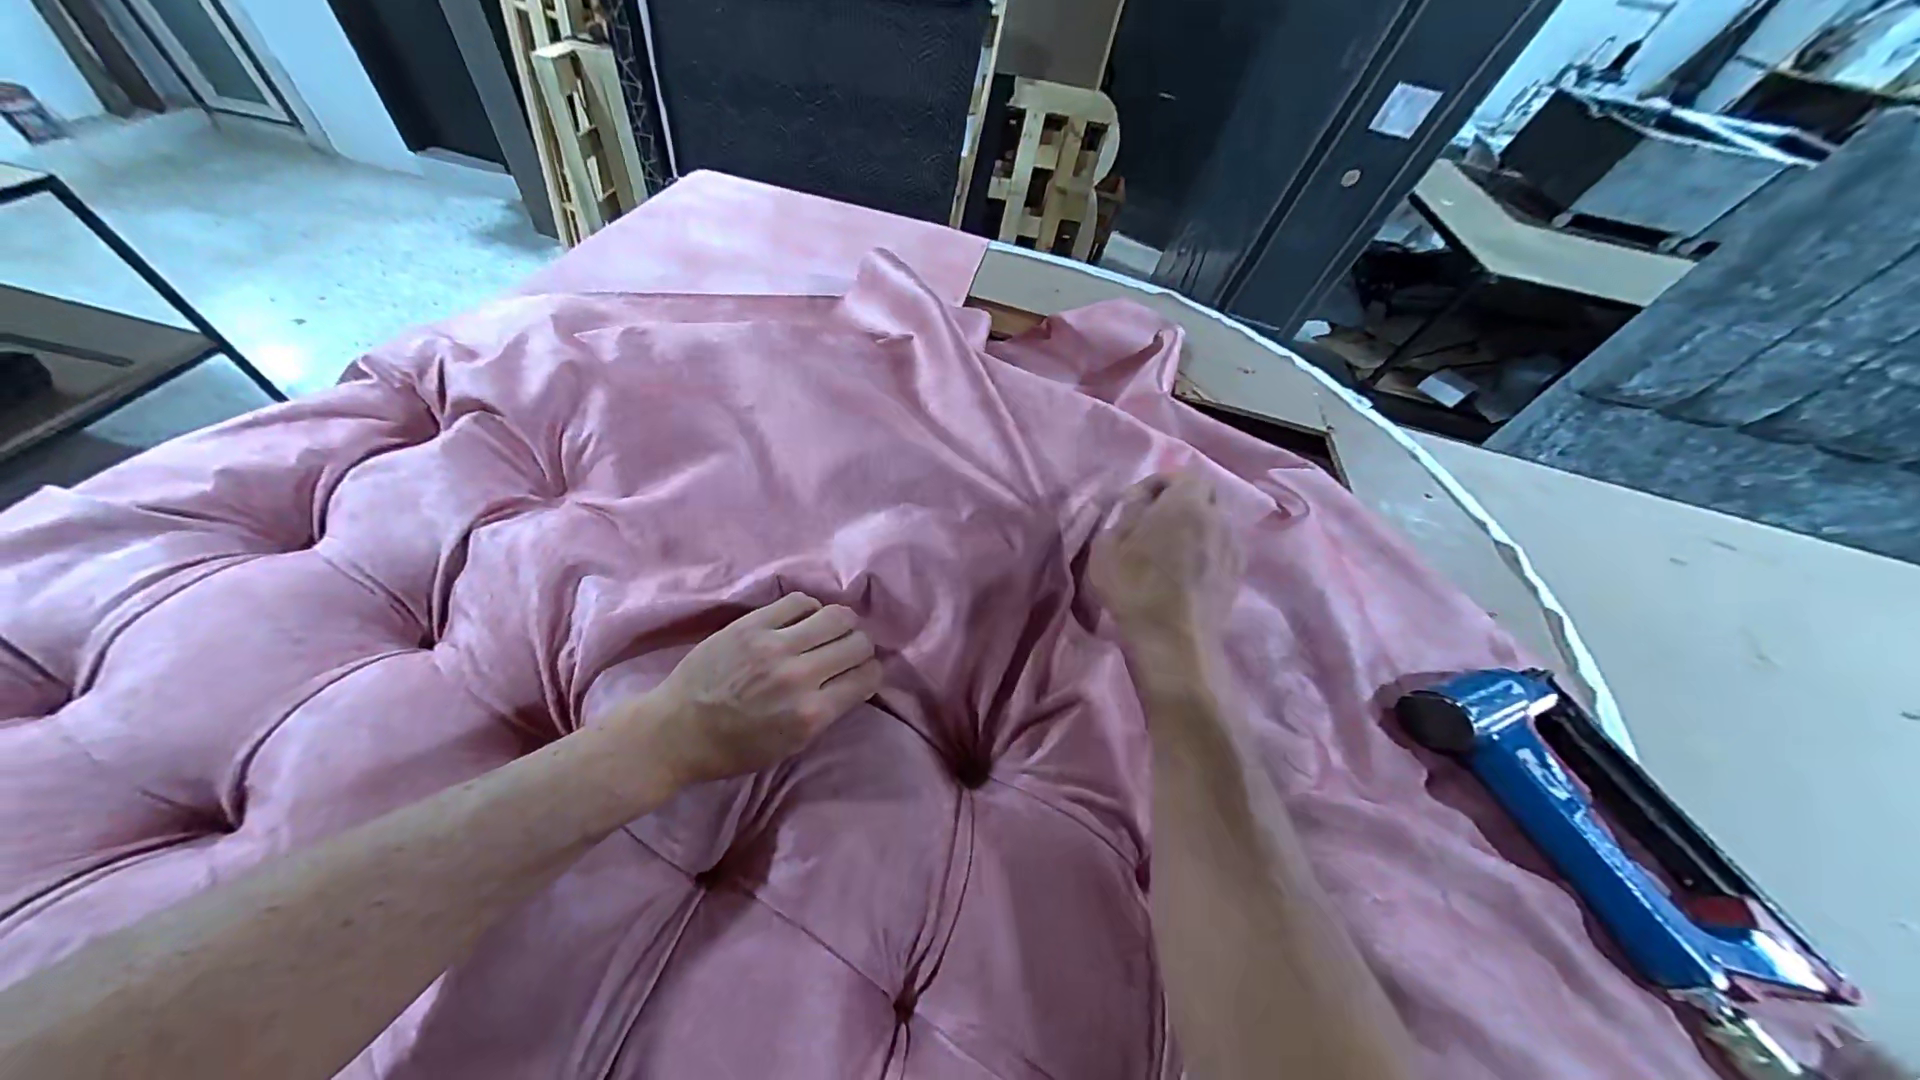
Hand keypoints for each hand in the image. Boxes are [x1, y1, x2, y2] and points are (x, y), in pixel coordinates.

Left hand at [632, 594, 882, 786]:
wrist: (676, 731)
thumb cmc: (735, 749)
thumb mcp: (792, 745)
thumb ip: (828, 710)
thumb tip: (856, 678)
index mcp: (811, 714)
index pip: (868, 676)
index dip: (871, 672)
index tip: (862, 671)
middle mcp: (799, 676)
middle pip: (858, 642)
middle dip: (860, 647)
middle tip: (847, 651)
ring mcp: (773, 646)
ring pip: (836, 615)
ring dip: (841, 624)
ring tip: (829, 630)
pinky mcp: (751, 624)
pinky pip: (799, 601)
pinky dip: (809, 609)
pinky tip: (802, 620)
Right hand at [1089, 470, 1243, 645]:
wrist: (1174, 641)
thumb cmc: (1134, 587)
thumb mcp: (1109, 544)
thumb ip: (1127, 510)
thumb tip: (1141, 498)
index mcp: (1187, 503)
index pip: (1180, 474)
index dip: (1157, 483)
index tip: (1135, 503)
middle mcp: (1218, 517)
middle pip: (1202, 496)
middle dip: (1179, 503)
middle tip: (1152, 524)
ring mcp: (1233, 547)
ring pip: (1214, 523)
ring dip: (1194, 528)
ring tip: (1168, 551)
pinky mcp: (1237, 574)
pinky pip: (1220, 548)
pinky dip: (1204, 550)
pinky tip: (1184, 572)